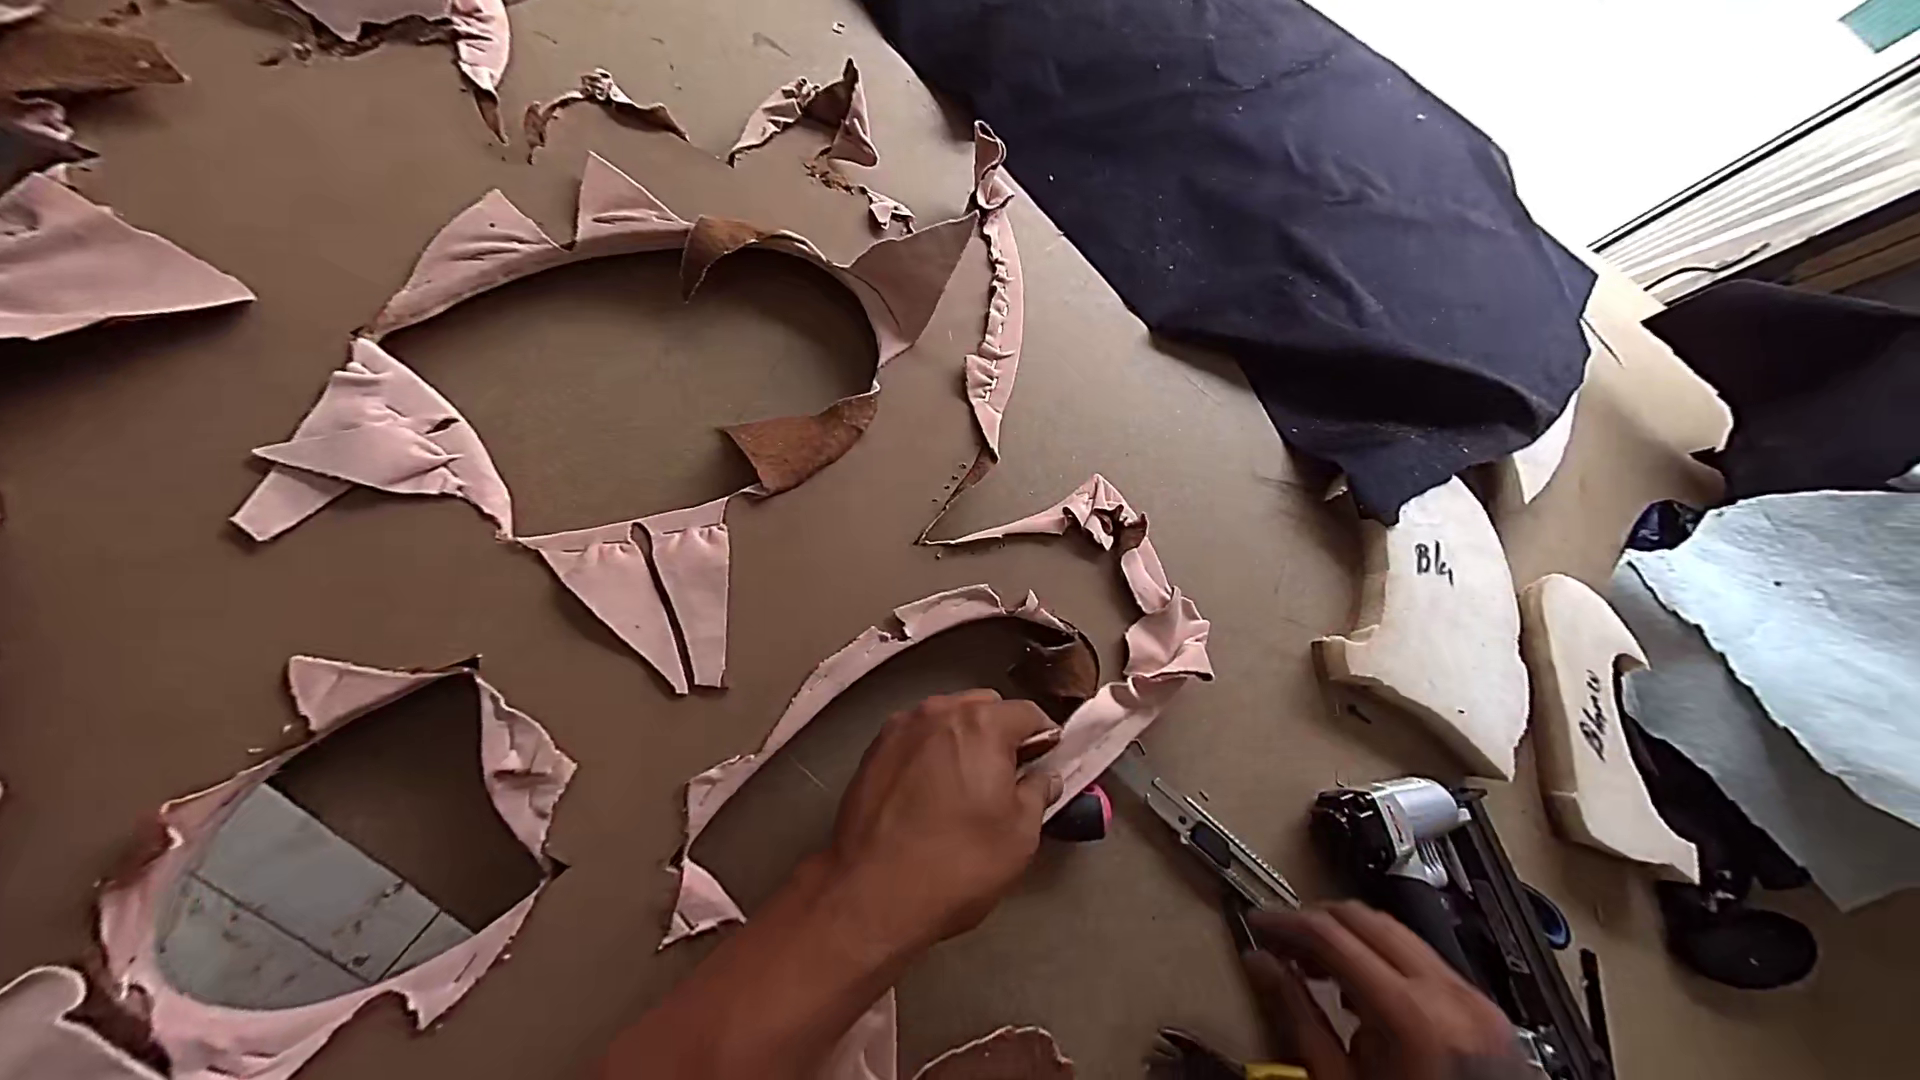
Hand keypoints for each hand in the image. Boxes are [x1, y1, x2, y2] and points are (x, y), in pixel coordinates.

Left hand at [822, 689, 1062, 954]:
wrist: (870, 893)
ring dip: (964, 737)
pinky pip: (917, 735)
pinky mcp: (875, 748)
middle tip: (1010, 773)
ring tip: (967, 781)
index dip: (1046, 737)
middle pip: (985, 706)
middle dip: (1003, 731)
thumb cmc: (957, 863)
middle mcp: (940, 711)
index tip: (1049, 761)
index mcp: (982, 724)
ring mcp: (902, 726)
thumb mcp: (1019, 835)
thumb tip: (1044, 777)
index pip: (1028, 713)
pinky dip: (931, 748)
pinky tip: (930, 787)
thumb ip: (1038, 793)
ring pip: (947, 717)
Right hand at [1242, 902, 1534, 1079]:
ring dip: (1345, 933)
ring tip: (1313, 960)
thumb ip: (1298, 1016)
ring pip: (1391, 928)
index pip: (1329, 933)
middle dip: (1312, 920)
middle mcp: (1450, 999)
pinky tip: (1356, 981)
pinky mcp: (1484, 1011)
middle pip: (1360, 917)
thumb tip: (1260, 963)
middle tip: (1280, 939)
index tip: (1258, 923)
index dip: (1284, 922)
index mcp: (1413, 1018)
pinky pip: (1419, 955)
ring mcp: (1474, 1002)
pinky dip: (1378, 953)